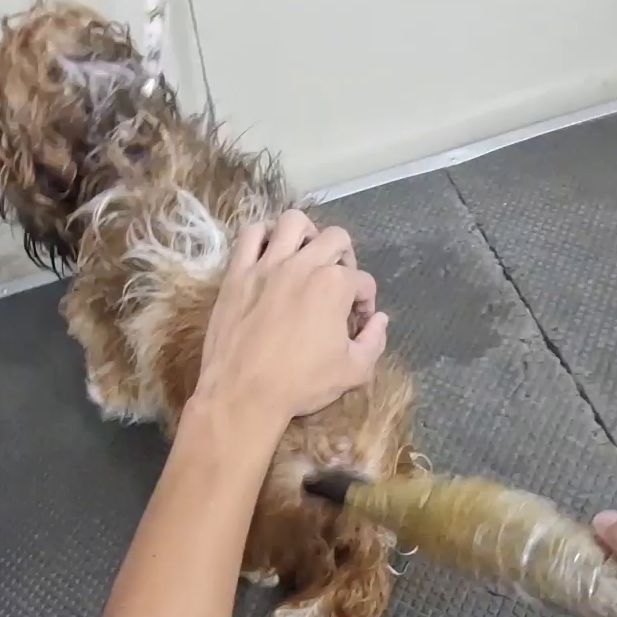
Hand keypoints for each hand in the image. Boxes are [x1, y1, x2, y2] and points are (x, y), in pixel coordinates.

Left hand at [190, 209, 387, 436]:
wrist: (243, 394)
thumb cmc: (300, 384)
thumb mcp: (352, 372)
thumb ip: (374, 342)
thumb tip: (379, 320)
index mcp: (335, 285)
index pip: (363, 282)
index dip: (365, 302)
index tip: (357, 321)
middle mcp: (304, 264)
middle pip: (335, 239)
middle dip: (345, 259)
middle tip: (338, 284)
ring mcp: (267, 265)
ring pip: (294, 222)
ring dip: (307, 234)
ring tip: (306, 255)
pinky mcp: (237, 273)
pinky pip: (251, 235)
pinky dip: (264, 235)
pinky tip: (270, 250)